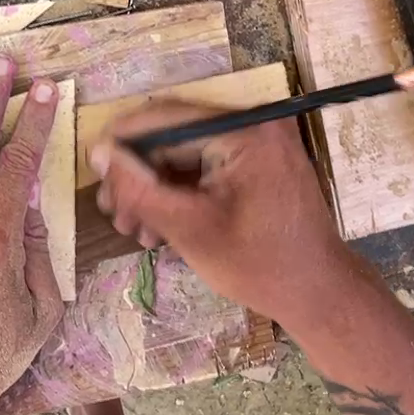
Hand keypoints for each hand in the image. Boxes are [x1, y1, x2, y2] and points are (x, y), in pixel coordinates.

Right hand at [88, 103, 353, 328]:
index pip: (166, 118)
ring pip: (183, 152)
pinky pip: (203, 165)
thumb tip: (99, 153)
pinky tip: (156, 225)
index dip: (122, 141)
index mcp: (244, 130)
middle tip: (111, 210)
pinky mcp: (255, 162)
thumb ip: (139, 189)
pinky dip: (177, 191)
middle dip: (137, 173)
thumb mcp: (189, 228)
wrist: (320, 296)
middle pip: (172, 134)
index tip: (92, 168)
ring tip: (131, 227)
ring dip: (152, 186)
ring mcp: (256, 142)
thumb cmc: (260, 265)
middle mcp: (252, 124)